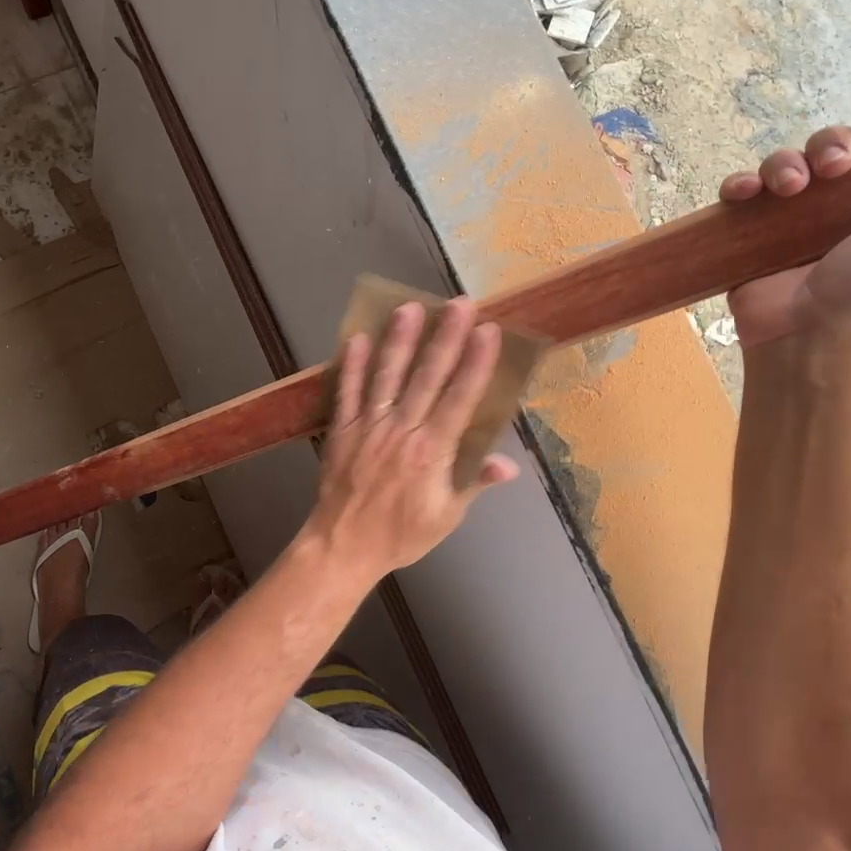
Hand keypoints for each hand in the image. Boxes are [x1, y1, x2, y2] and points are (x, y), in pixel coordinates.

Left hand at [300, 297, 519, 579]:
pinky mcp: (342, 430)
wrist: (344, 546)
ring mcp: (369, 427)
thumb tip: (508, 464)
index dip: (476, 363)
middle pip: (427, 377)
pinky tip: (358, 338)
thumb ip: (473, 482)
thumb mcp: (447, 516)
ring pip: (387, 376)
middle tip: (458, 304)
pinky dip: (353, 366)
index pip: (460, 398)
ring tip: (410, 307)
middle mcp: (402, 431)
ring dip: (400, 340)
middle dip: (445, 337)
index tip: (489, 331)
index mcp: (432, 451)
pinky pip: (347, 392)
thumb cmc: (401, 535)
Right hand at [718, 98, 850, 348]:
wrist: (812, 334)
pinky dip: (740, 186)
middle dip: (830, 144)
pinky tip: (744, 195)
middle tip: (835, 170)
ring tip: (788, 189)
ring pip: (785, 164)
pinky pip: (741, 195)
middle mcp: (845, 204)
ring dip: (783, 164)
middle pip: (833, 145)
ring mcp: (795, 220)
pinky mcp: (752, 235)